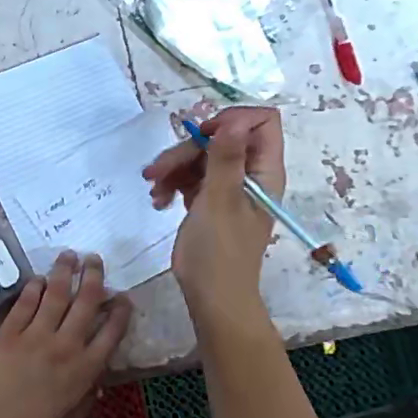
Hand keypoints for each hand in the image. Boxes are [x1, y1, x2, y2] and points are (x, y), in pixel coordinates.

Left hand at [0, 251, 131, 417]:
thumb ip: (85, 399)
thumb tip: (96, 382)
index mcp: (86, 371)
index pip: (112, 331)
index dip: (120, 310)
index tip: (123, 295)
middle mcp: (66, 346)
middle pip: (86, 302)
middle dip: (94, 277)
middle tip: (95, 260)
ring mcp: (36, 336)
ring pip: (57, 295)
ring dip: (64, 272)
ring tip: (69, 255)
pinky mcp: (8, 333)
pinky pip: (25, 303)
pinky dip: (34, 288)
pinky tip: (38, 278)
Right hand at [142, 106, 285, 318]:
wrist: (212, 296)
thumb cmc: (220, 251)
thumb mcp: (220, 200)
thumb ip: (226, 158)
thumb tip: (233, 121)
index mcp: (264, 171)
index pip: (261, 122)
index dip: (231, 121)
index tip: (202, 138)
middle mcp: (249, 175)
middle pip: (220, 139)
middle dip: (186, 150)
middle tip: (158, 171)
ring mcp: (228, 189)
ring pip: (200, 159)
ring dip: (173, 169)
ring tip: (153, 190)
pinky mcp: (208, 202)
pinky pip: (190, 179)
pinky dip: (172, 185)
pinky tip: (158, 201)